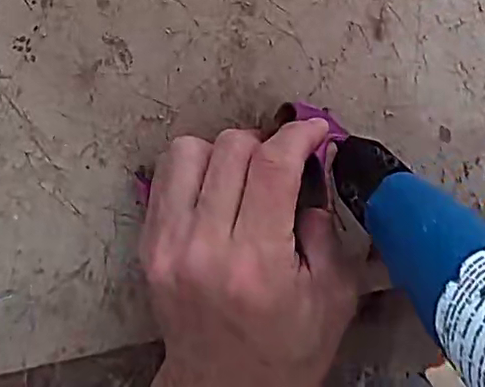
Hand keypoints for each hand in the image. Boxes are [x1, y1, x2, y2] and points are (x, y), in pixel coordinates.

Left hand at [140, 120, 359, 386]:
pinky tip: (218, 186)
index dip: (300, 133)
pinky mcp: (151, 245)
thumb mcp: (334, 294)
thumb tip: (320, 160)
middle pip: (233, 146)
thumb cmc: (283, 352)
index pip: (273, 164)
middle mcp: (205, 250)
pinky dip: (197, 165)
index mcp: (256, 264)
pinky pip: (169, 172)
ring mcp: (170, 246)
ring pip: (192, 149)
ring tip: (247, 173)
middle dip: (269, 142)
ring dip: (227, 150)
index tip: (316, 131)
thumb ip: (330, 222)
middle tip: (286, 160)